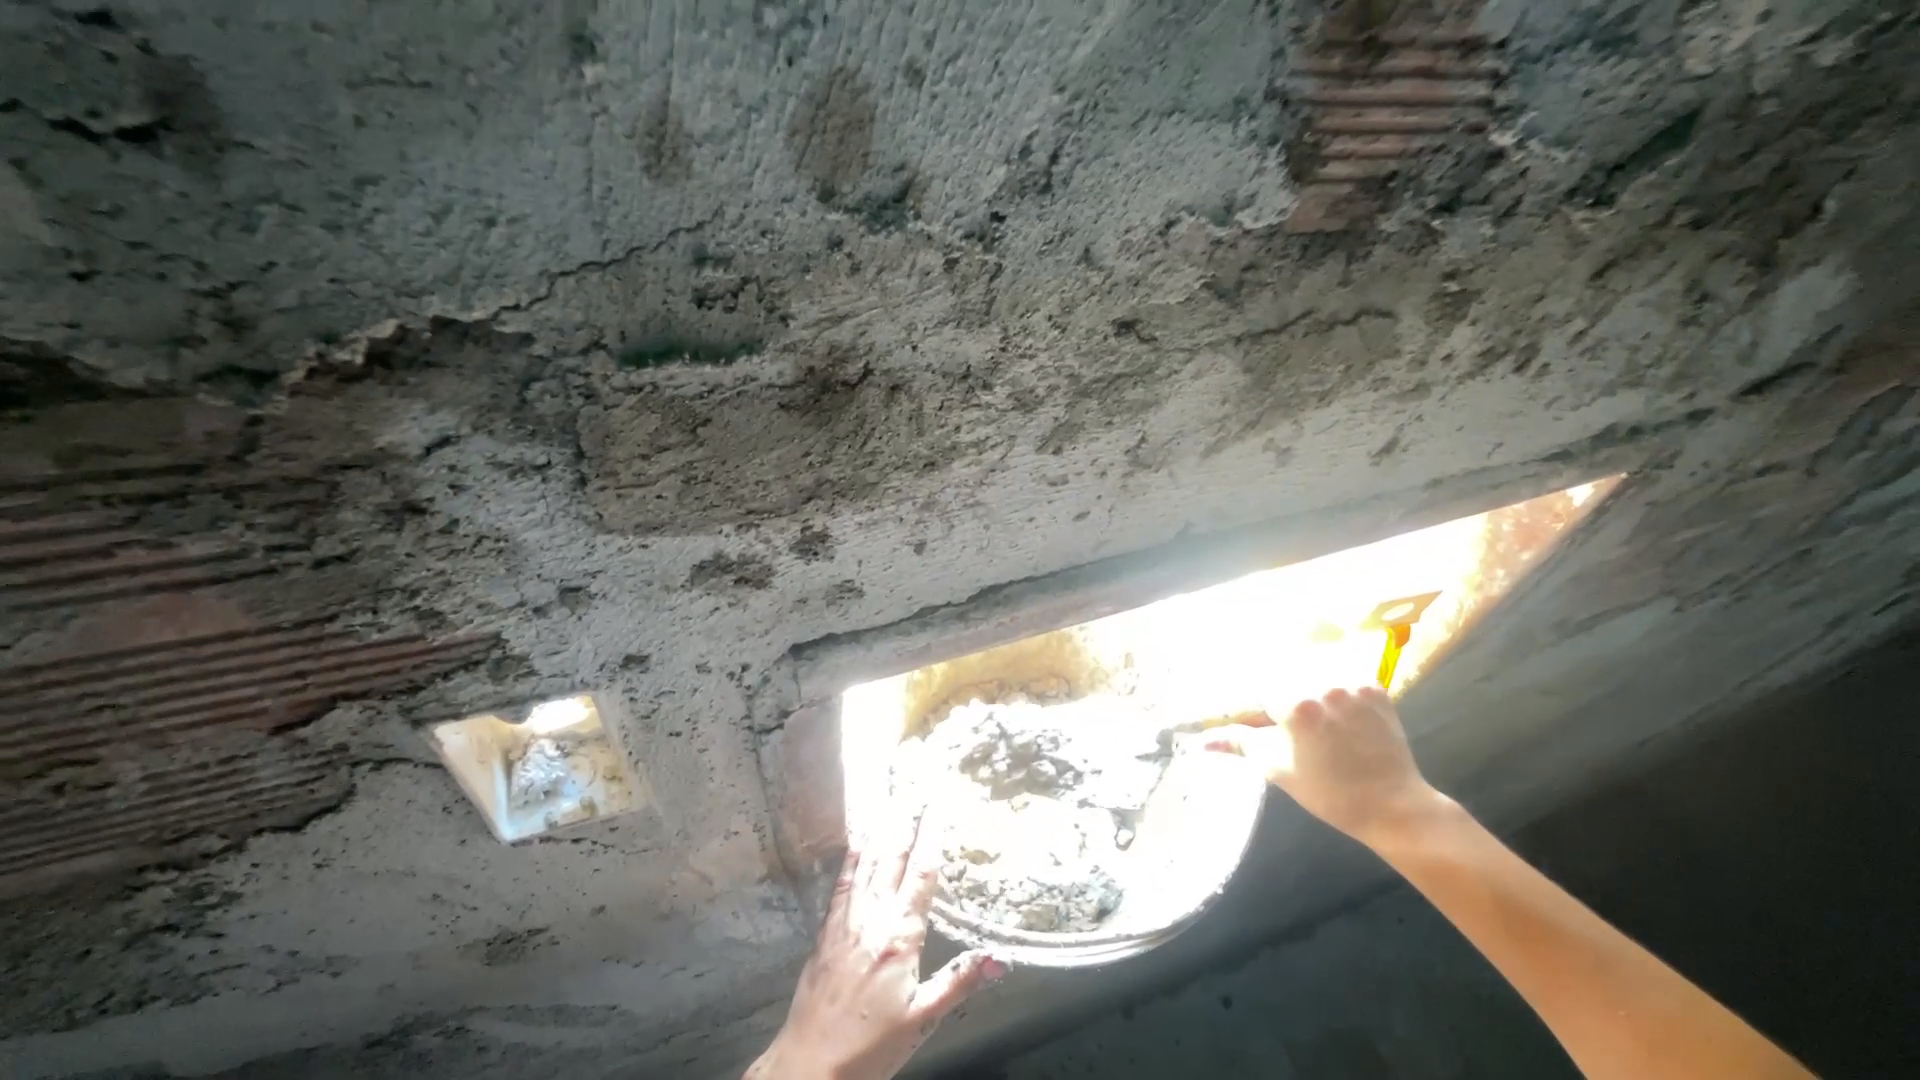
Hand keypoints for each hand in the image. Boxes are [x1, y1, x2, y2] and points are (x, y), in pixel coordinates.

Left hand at [748, 805, 1007, 1079]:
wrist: (809, 1066)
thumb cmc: (871, 1047)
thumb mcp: (924, 1019)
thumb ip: (960, 981)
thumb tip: (1000, 957)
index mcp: (900, 938)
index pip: (921, 876)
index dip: (931, 838)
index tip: (939, 806)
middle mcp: (872, 920)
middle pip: (892, 859)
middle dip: (906, 821)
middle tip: (915, 788)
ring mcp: (845, 923)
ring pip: (866, 865)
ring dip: (880, 830)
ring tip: (889, 800)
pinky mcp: (826, 933)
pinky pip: (842, 884)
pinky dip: (852, 857)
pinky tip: (856, 841)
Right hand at [1199, 686, 1444, 846]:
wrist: (1392, 807)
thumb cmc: (1328, 792)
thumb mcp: (1275, 767)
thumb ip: (1239, 743)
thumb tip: (1203, 741)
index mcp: (1295, 705)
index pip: (1255, 693)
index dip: (1246, 708)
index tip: (1243, 718)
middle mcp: (1324, 685)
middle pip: (1283, 680)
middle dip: (1275, 699)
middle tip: (1277, 724)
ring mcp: (1353, 685)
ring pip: (1312, 676)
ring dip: (1304, 691)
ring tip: (1308, 721)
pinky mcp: (1375, 688)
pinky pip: (1341, 680)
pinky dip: (1333, 694)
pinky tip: (1335, 715)